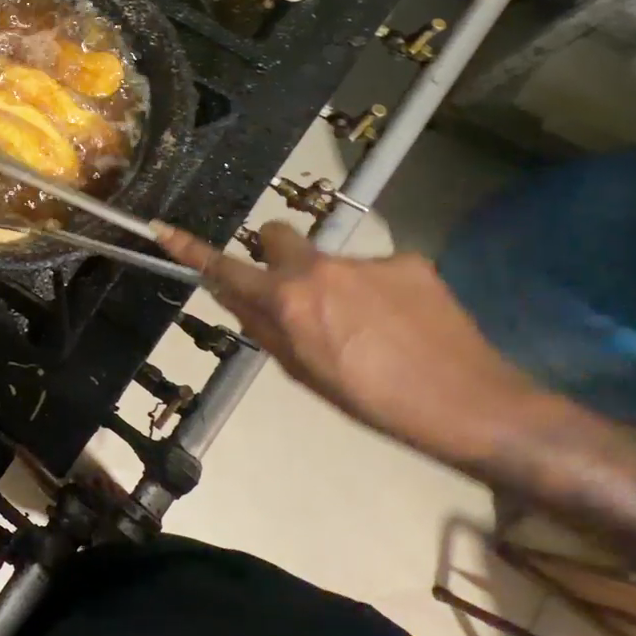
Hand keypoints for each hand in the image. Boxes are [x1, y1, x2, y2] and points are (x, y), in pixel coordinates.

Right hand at [153, 220, 541, 462]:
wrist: (474, 407)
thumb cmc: (374, 401)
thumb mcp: (304, 372)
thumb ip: (262, 327)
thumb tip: (232, 296)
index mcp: (287, 301)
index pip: (225, 267)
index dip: (189, 249)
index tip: (161, 227)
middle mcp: (318, 270)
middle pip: (277, 235)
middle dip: (278, 254)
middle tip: (300, 292)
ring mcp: (366, 261)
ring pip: (331, 259)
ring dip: (337, 284)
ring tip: (372, 328)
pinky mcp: (410, 262)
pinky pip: (378, 269)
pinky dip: (382, 292)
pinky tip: (406, 325)